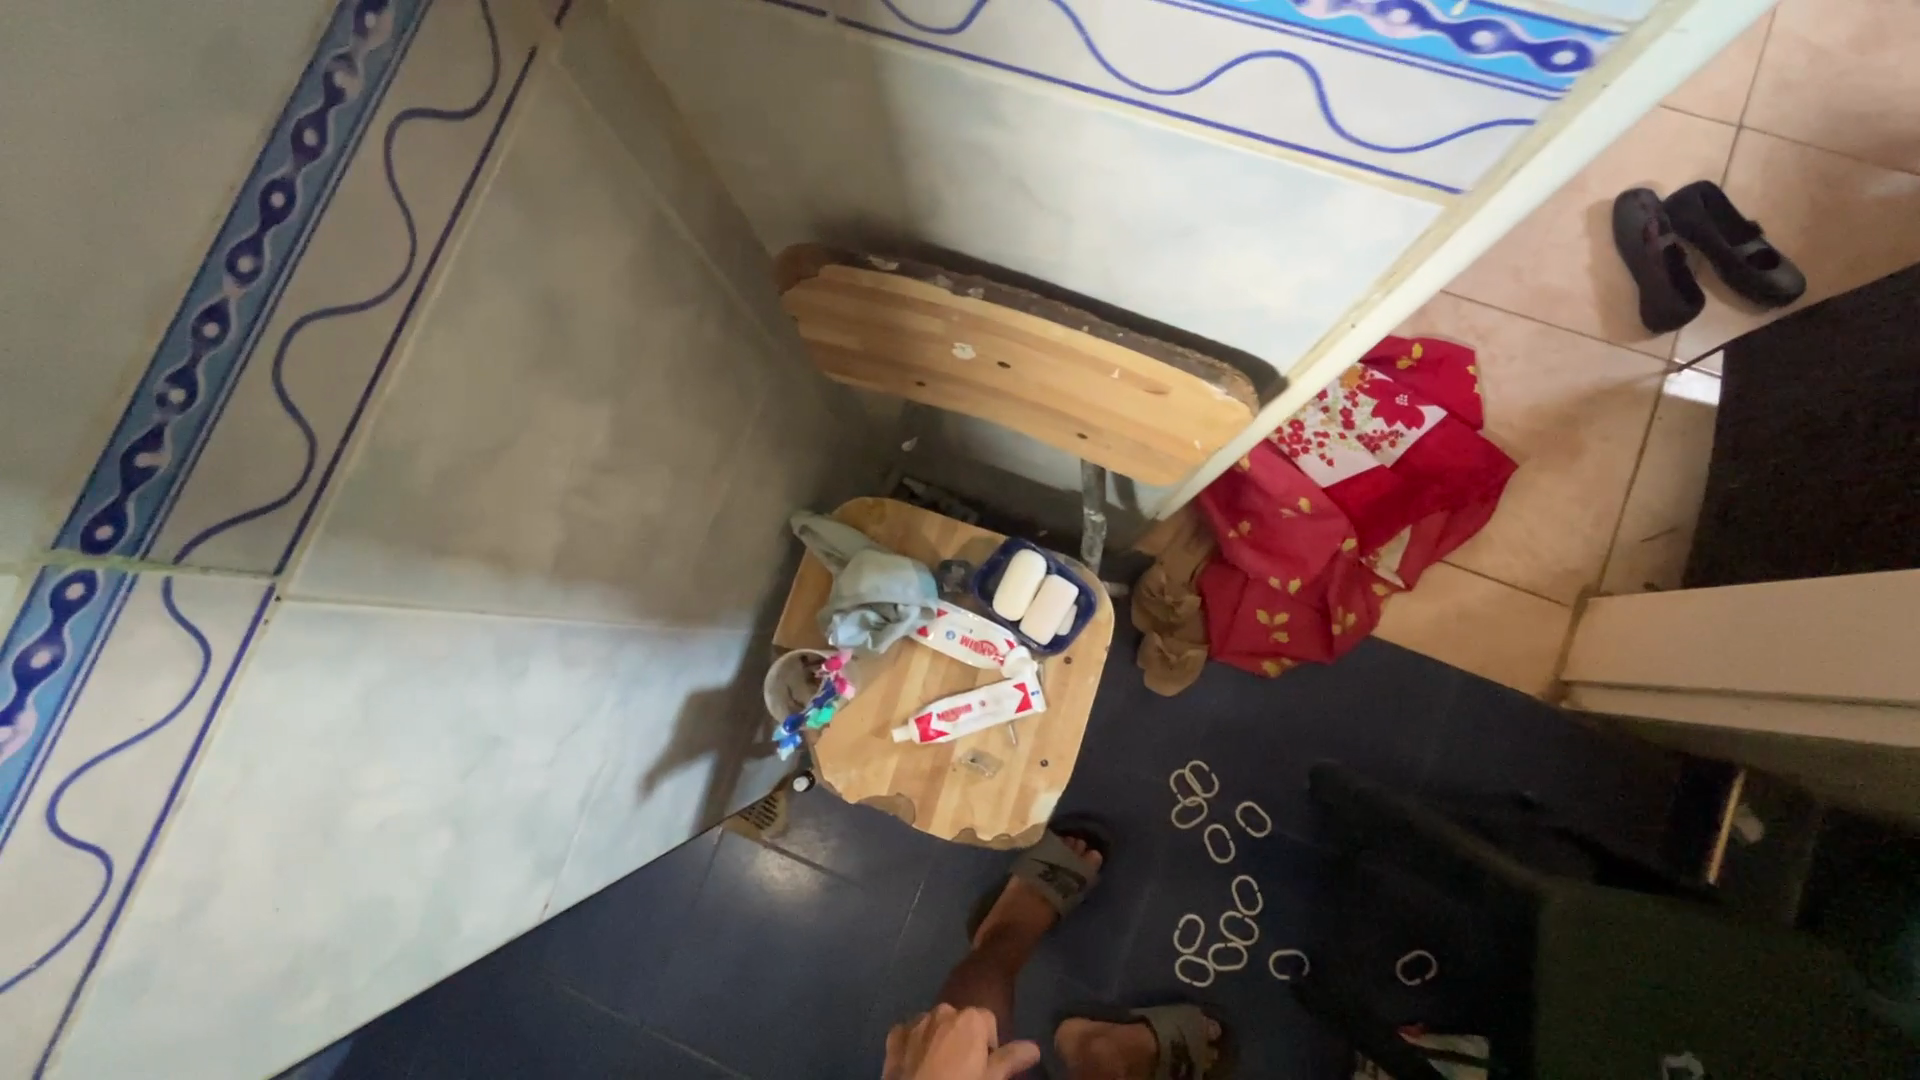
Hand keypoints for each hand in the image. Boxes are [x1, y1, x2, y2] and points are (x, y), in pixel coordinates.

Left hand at [881, 1005, 1040, 1079]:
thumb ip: (1010, 1059)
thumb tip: (1033, 1047)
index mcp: (970, 1019)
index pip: (988, 1022)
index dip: (990, 1046)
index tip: (985, 1069)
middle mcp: (943, 1011)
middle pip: (960, 1022)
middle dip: (963, 1041)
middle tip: (964, 1072)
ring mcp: (916, 1022)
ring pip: (935, 1026)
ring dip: (939, 1041)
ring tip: (940, 1072)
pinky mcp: (895, 1037)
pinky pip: (910, 1033)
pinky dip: (915, 1045)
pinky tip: (917, 1066)